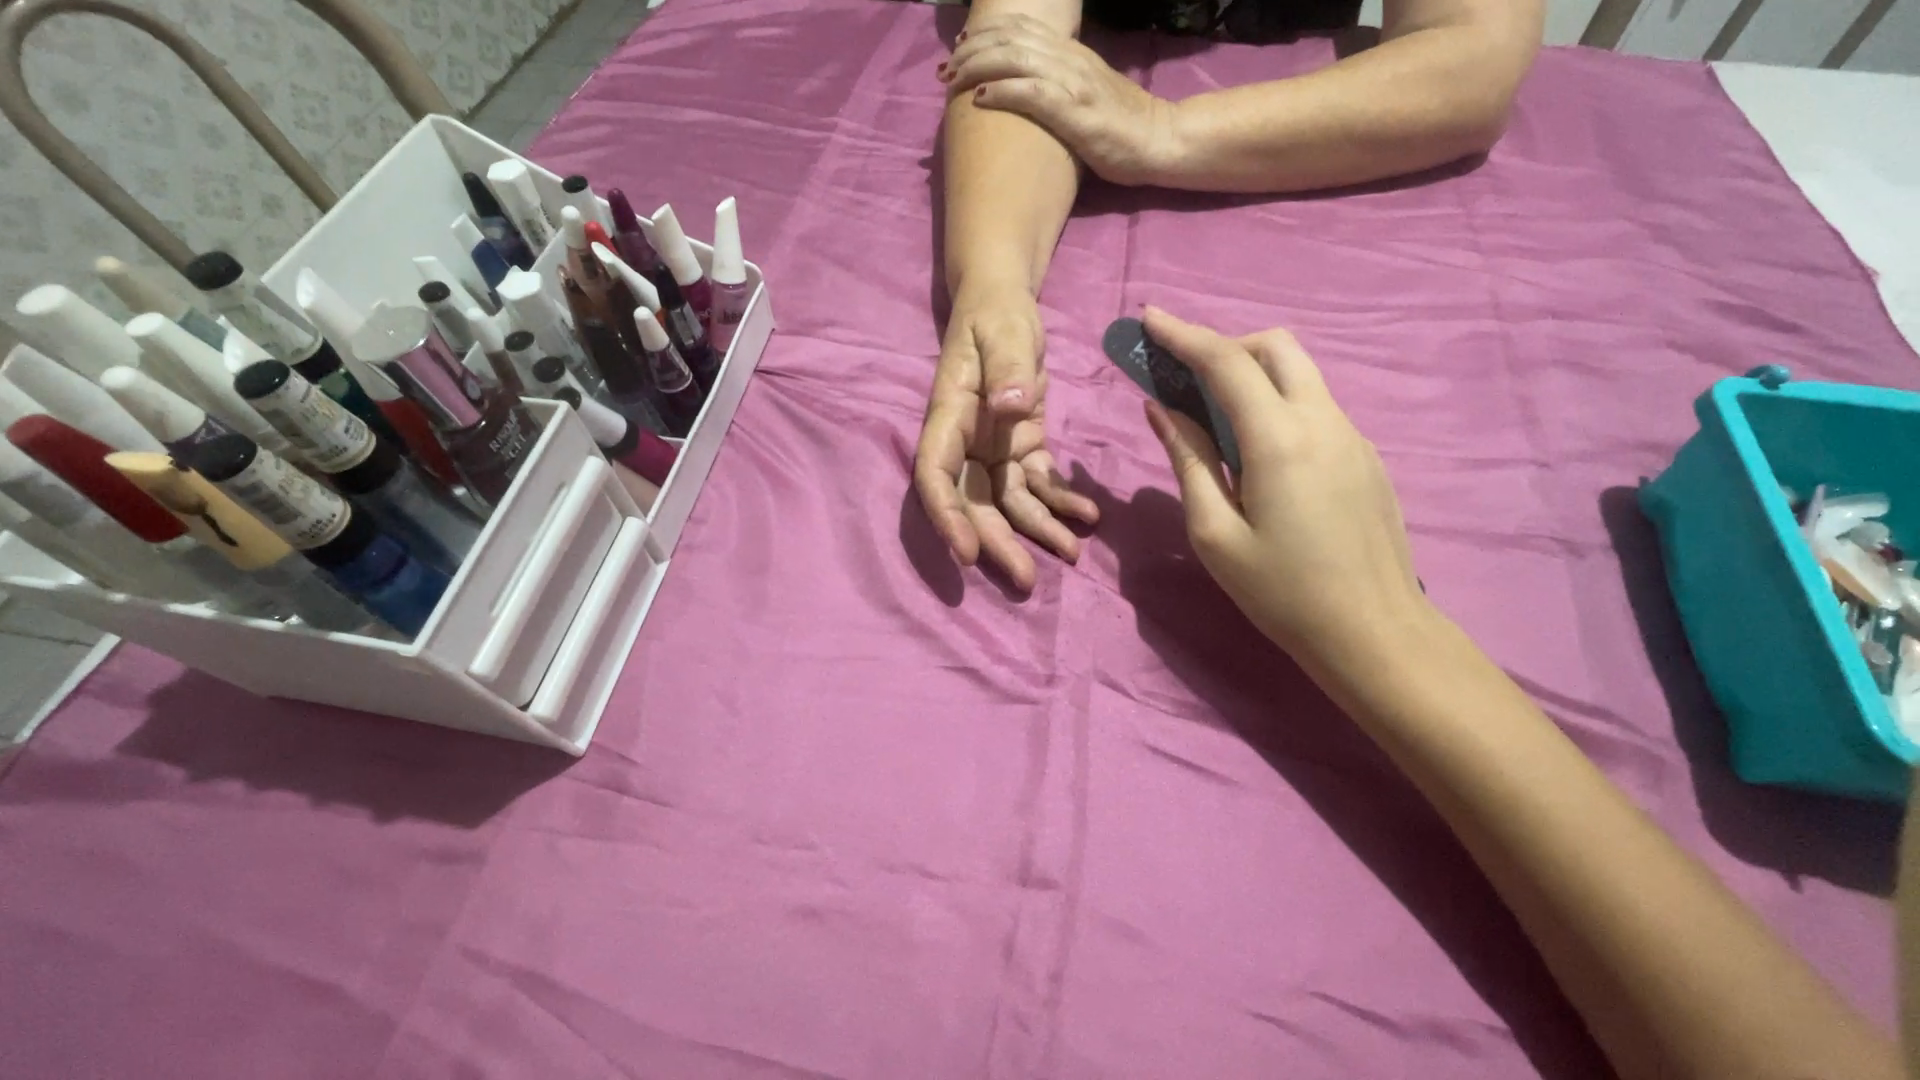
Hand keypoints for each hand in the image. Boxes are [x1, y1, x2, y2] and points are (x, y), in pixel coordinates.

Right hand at [915, 282, 1098, 591]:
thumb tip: (1010, 405)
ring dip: (1036, 531)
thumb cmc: (997, 315)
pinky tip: (1088, 516)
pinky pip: (1038, 484)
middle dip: (998, 541)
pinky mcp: (1021, 447)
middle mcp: (966, 442)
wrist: (1004, 305)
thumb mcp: (1005, 331)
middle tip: (1026, 580)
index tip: (967, 553)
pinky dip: (1061, 502)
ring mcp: (993, 449)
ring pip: (1008, 502)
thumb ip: (1007, 367)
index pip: (936, 474)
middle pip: (973, 502)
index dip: (947, 516)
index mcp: (950, 416)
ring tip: (1071, 554)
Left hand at [939, 15, 1179, 186]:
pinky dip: (1002, 91)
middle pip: (1011, 38)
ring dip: (977, 66)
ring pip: (1015, 59)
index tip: (960, 46)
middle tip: (944, 67)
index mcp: (1071, 52)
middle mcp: (1069, 59)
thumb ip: (1059, 86)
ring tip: (951, 79)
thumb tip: (1026, 91)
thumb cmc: (1119, 126)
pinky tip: (979, 97)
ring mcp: (1073, 84)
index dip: (986, 33)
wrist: (1158, 140)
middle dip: (971, 48)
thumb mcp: (1086, 93)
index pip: (1021, 29)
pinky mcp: (1075, 112)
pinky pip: (1031, 93)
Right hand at [1139, 307, 1431, 664]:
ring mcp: (1353, 436)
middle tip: (1186, 380)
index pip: (1226, 362)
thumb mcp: (1215, 533)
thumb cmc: (1281, 592)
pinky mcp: (1366, 456)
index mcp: (1280, 439)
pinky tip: (1260, 456)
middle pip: (1275, 348)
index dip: (1183, 335)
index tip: (1149, 318)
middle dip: (1225, 347)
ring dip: (1253, 376)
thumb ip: (1188, 460)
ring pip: (1300, 375)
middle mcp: (1323, 421)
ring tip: (1216, 420)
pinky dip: (1278, 405)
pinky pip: (1316, 408)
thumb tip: (1161, 409)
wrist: (1374, 632)